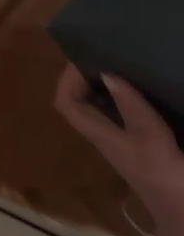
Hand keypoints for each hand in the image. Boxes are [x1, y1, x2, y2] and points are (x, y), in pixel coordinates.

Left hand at [55, 66, 183, 235]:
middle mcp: (107, 138)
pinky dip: (134, 106)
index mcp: (99, 134)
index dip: (67, 81)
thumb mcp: (151, 138)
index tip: (80, 59)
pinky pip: (131, 122)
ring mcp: (127, 145)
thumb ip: (133, 109)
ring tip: (127, 70)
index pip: (66, 102)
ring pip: (106, 113)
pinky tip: (154, 97)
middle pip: (83, 105)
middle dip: (86, 82)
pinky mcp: (150, 152)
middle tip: (105, 59)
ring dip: (111, 93)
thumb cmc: (168, 176)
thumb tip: (110, 76)